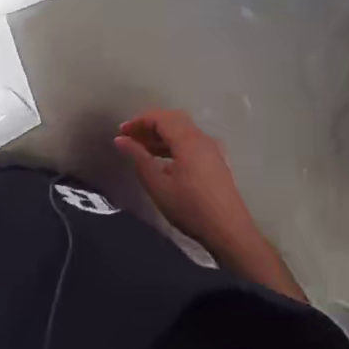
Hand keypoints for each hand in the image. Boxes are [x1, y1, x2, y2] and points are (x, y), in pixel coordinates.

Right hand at [114, 109, 256, 250]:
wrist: (227, 231)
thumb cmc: (189, 207)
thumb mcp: (157, 184)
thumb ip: (138, 157)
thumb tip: (121, 139)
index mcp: (189, 141)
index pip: (161, 118)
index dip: (138, 121)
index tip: (121, 133)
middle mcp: (203, 139)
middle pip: (173, 120)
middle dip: (149, 125)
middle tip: (130, 139)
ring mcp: (212, 150)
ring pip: (183, 131)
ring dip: (160, 135)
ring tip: (140, 150)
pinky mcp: (215, 161)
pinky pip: (190, 142)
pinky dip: (172, 144)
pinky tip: (161, 160)